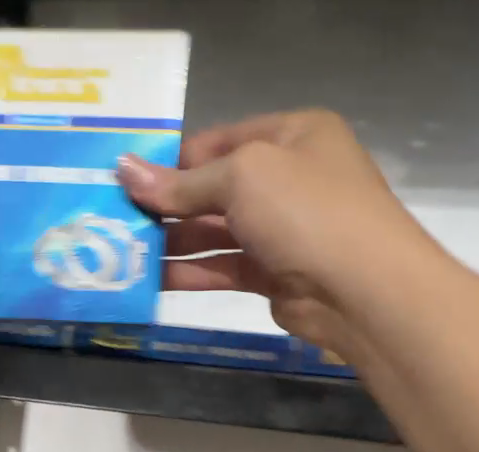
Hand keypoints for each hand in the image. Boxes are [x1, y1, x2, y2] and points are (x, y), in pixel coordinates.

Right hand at [117, 109, 442, 357]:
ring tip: (125, 254)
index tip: (127, 182)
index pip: (219, 141)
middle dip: (167, 205)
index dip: (172, 161)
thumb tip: (124, 171)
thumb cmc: (306, 212)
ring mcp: (280, 228)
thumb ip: (181, 183)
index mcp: (292, 136)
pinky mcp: (272, 272)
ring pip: (214, 232)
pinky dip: (189, 273)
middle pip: (213, 188)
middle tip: (117, 221)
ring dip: (172, 242)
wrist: (361, 288)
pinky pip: (222, 267)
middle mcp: (287, 177)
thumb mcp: (241, 178)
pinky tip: (151, 280)